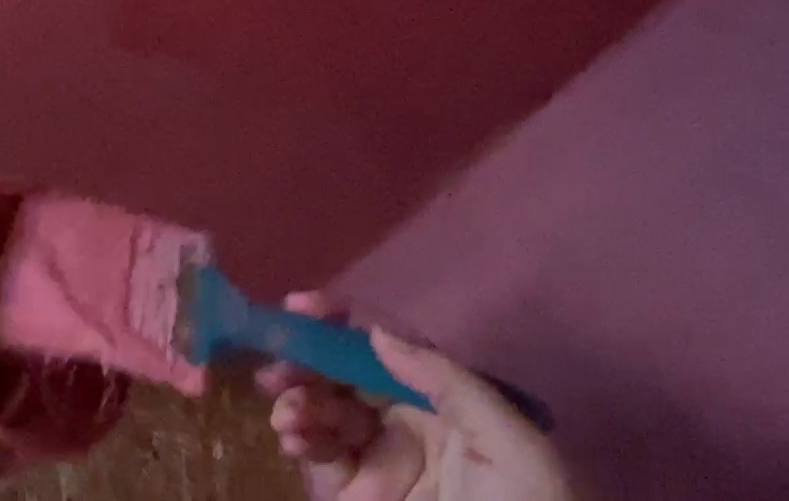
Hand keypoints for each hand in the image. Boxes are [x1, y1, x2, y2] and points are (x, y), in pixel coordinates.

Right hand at [256, 293, 571, 500]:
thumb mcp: (510, 446)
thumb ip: (448, 382)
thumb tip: (377, 334)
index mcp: (442, 396)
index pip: (383, 342)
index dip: (340, 318)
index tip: (297, 306)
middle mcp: (405, 417)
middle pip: (343, 371)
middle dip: (305, 362)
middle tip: (277, 371)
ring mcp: (380, 455)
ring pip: (325, 408)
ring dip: (297, 401)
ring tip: (285, 416)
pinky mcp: (358, 492)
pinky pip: (320, 454)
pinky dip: (298, 438)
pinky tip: (291, 438)